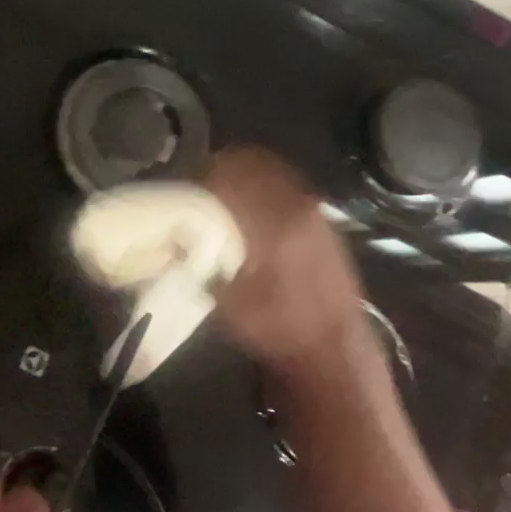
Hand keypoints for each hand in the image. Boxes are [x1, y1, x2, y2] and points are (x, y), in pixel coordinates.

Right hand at [204, 147, 366, 377]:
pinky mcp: (324, 222)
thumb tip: (177, 239)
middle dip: (221, 167)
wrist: (334, 350)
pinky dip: (264, 189)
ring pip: (272, 171)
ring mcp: (314, 211)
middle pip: (252, 161)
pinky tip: (251, 215)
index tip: (182, 187)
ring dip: (244, 176)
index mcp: (271, 222)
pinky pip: (287, 188)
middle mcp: (296, 206)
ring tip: (222, 196)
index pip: (229, 174)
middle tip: (199, 185)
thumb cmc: (277, 329)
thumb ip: (201, 264)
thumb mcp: (227, 302)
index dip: (201, 175)